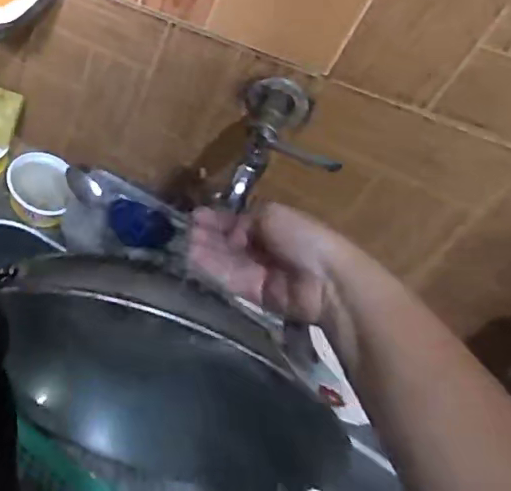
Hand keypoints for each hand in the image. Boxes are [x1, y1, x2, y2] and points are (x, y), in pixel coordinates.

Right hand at [188, 204, 345, 327]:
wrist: (327, 281)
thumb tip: (230, 236)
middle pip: (230, 242)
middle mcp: (264, 248)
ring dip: (207, 252)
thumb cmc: (301, 237)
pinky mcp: (259, 296)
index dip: (216, 219)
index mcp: (271, 224)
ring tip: (184, 244)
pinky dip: (214, 270)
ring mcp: (262, 273)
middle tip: (184, 231)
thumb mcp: (270, 214)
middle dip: (208, 235)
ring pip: (228, 261)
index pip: (237, 221)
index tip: (194, 216)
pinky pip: (233, 281)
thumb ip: (242, 221)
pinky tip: (194, 261)